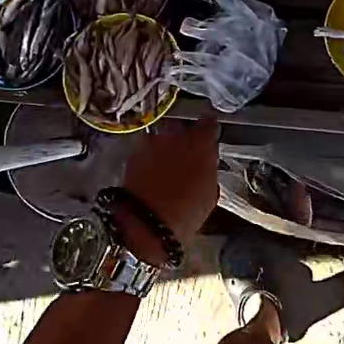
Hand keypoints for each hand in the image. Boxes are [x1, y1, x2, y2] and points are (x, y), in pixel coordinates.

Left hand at [121, 117, 219, 240]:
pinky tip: (151, 169)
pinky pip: (146, 147)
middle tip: (186, 152)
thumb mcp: (209, 192)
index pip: (208, 123)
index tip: (209, 128)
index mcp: (201, 144)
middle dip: (184, 135)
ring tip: (166, 163)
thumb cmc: (186, 212)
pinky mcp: (134, 152)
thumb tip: (205, 164)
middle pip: (182, 126)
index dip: (209, 125)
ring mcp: (153, 142)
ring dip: (165, 145)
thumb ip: (208, 169)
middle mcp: (176, 136)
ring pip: (162, 135)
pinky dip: (149, 154)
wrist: (148, 220)